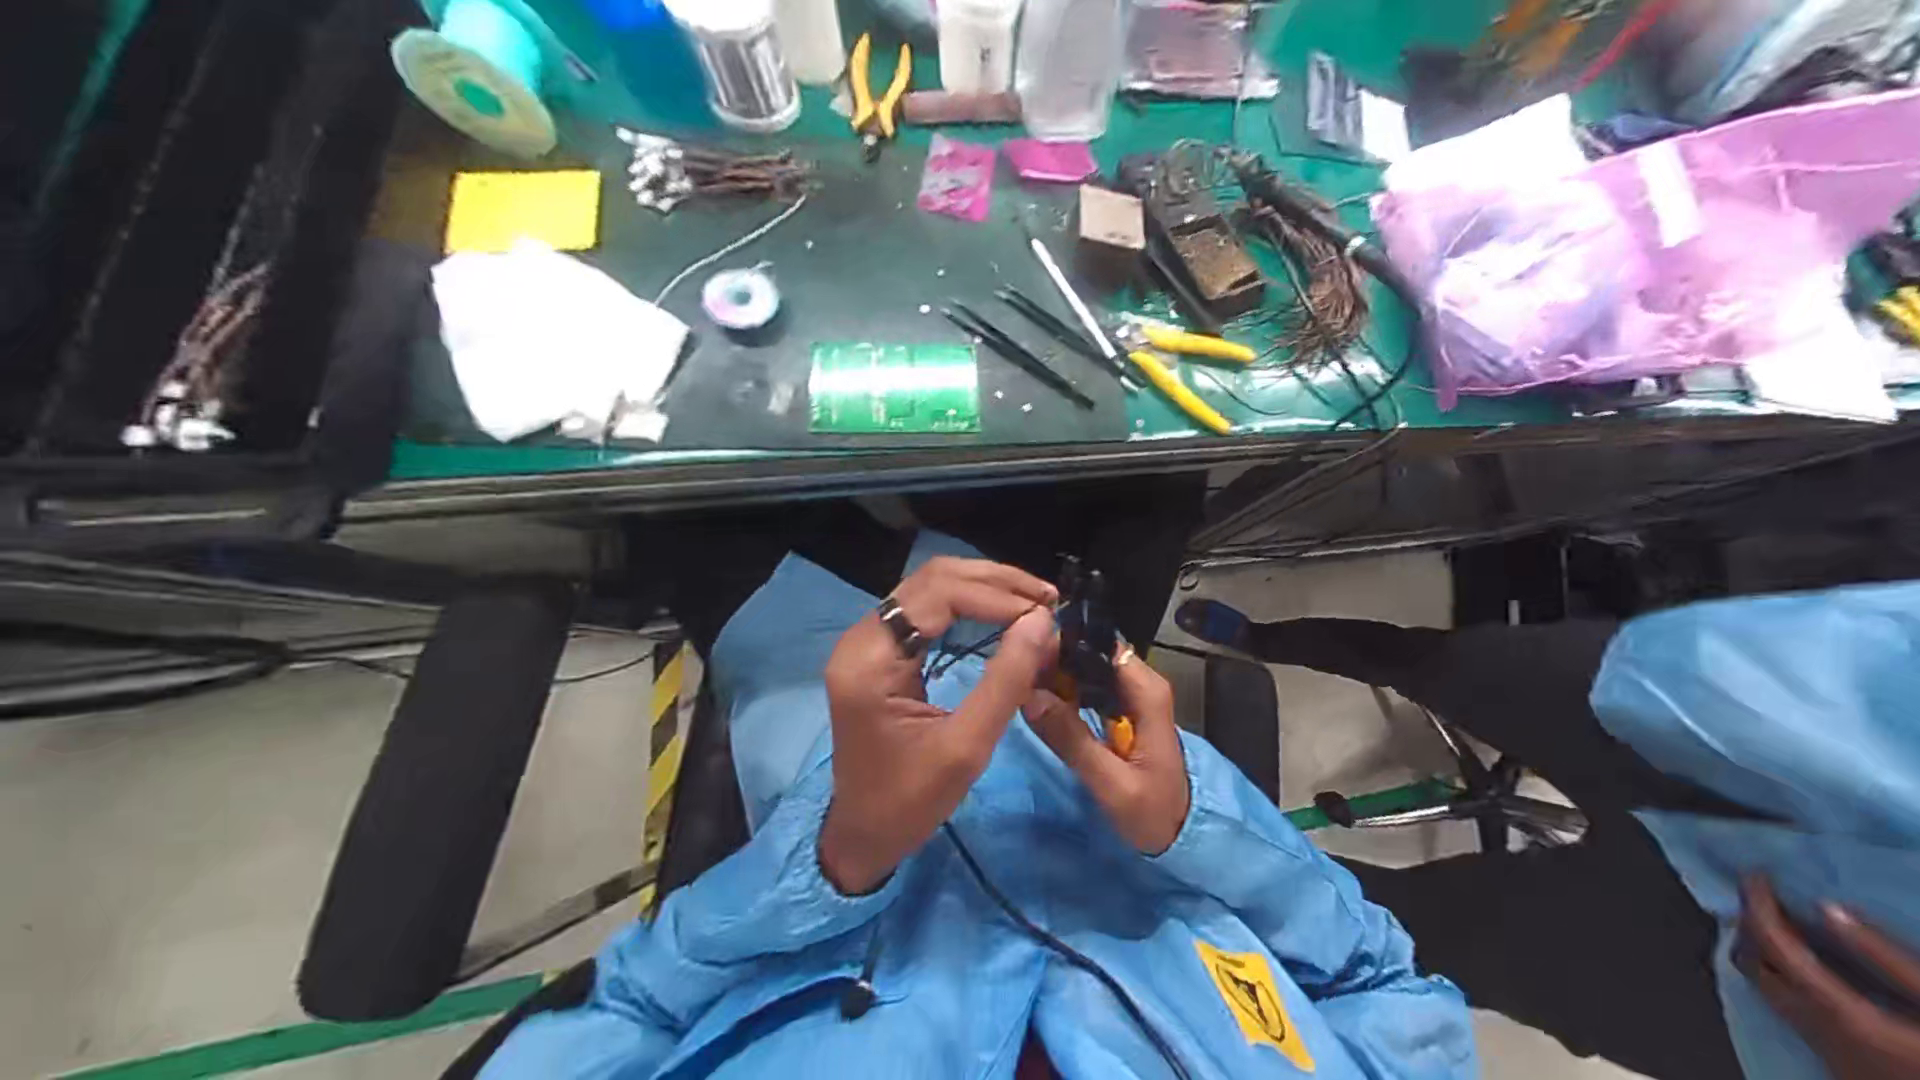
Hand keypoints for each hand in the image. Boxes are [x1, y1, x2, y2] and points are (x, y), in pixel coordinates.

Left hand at [819, 557, 1058, 894]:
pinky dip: (968, 606)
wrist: (863, 834)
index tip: (1045, 614)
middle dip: (994, 582)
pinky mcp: (878, 652)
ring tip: (1034, 602)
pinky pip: (925, 611)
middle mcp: (862, 638)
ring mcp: (867, 642)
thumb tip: (1041, 621)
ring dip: (983, 588)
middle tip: (1048, 598)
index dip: (995, 596)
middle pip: (932, 580)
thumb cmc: (910, 801)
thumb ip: (1005, 680)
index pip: (937, 595)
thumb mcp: (966, 746)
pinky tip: (1002, 614)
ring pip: (930, 589)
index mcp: (870, 659)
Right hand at [1025, 645, 1189, 854]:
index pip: (1101, 647)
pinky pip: (1089, 686)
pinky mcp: (1120, 708)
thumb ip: (1071, 740)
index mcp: (1147, 693)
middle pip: (1092, 653)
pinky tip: (1041, 701)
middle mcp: (1142, 684)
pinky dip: (1065, 690)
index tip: (1028, 658)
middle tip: (1018, 676)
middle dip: (1055, 659)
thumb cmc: (1153, 813)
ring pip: (1088, 668)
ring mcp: (1132, 695)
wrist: (1180, 836)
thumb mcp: (1111, 783)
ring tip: (1022, 685)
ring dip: (1056, 674)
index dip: (1064, 646)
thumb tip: (1029, 696)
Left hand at [1738, 876, 1919, 1079]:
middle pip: (1752, 961)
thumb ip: (1888, 959)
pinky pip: (1782, 1002)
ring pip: (1760, 983)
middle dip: (1751, 922)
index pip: (1771, 944)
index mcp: (1840, 1014)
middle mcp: (1814, 1029)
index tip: (1755, 874)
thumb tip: (1827, 907)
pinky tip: (1802, 959)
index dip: (1758, 904)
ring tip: (1781, 919)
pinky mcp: (1833, 1060)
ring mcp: (1821, 1049)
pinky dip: (1777, 971)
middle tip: (1765, 894)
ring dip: (1760, 947)